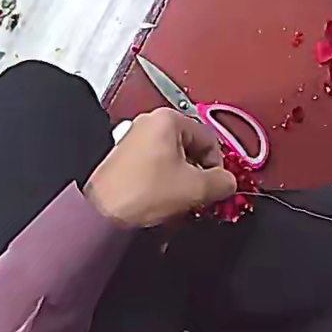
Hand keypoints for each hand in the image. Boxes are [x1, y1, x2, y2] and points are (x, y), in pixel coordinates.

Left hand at [84, 108, 237, 227]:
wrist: (102, 213)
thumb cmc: (147, 192)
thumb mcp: (196, 188)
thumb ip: (223, 182)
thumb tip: (229, 182)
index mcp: (168, 119)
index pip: (209, 139)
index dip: (216, 166)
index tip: (214, 187)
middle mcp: (150, 121)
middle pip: (191, 147)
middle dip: (198, 173)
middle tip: (197, 195)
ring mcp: (135, 137)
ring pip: (174, 158)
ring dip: (182, 179)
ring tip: (177, 200)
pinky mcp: (125, 156)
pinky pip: (156, 164)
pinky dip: (164, 180)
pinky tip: (160, 199)